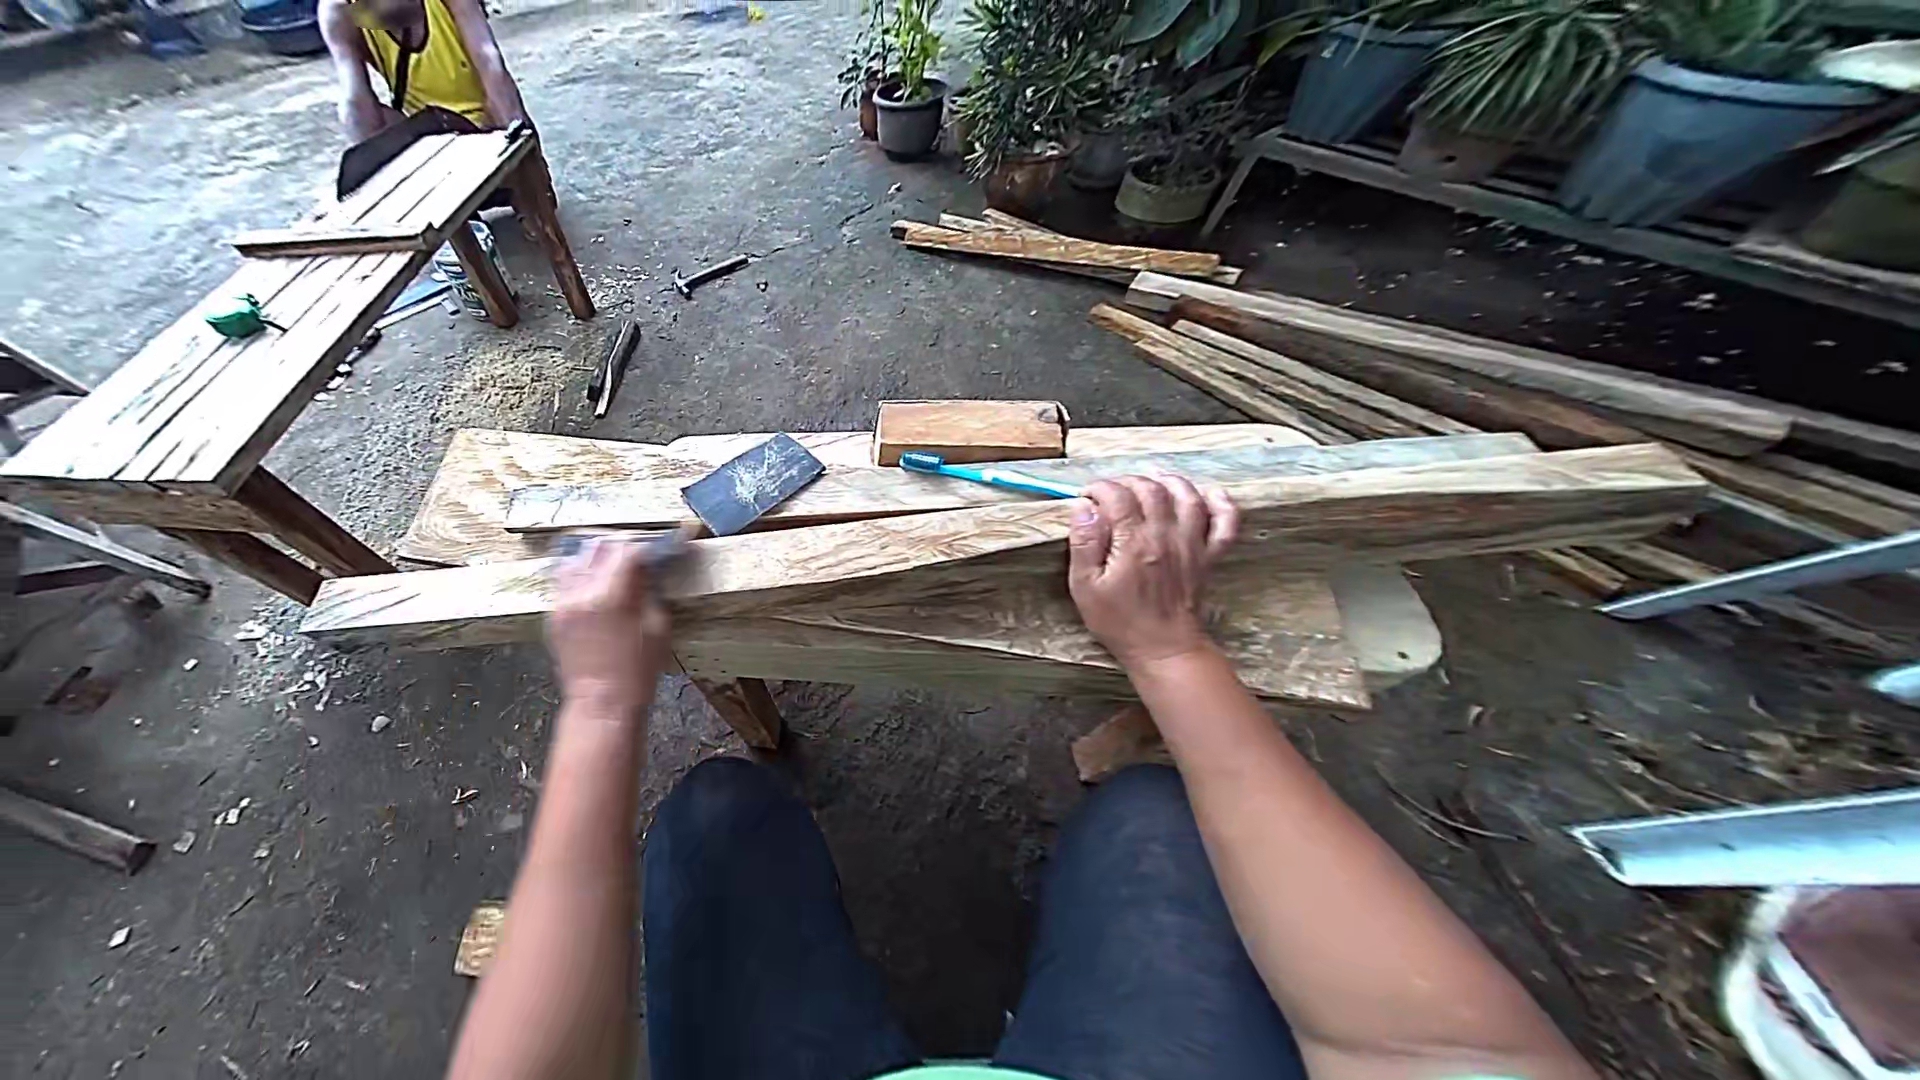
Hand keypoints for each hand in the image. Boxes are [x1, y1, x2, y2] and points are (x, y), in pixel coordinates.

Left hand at [546, 537, 671, 715]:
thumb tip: (647, 571)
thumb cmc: (639, 668)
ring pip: (576, 560)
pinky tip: (597, 584)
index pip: (627, 552)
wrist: (602, 701)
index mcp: (611, 597)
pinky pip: (565, 581)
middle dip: (622, 548)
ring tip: (615, 565)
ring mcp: (562, 604)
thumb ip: (649, 592)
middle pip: (599, 549)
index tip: (659, 547)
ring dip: (598, 558)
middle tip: (640, 555)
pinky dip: (582, 575)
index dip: (646, 546)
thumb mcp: (658, 626)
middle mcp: (581, 594)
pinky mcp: (554, 615)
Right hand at [1066, 475, 1238, 670]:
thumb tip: (1082, 507)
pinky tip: (1205, 492)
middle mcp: (1166, 536)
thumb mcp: (1085, 587)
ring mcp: (1191, 544)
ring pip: (1187, 495)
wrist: (1164, 650)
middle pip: (1150, 488)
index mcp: (1133, 543)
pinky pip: (1225, 522)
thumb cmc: (1120, 622)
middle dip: (1127, 480)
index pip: (1117, 496)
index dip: (1099, 488)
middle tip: (1111, 490)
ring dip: (1168, 479)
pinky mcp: (1208, 556)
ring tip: (1151, 476)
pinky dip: (1220, 502)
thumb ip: (1084, 543)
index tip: (1087, 496)